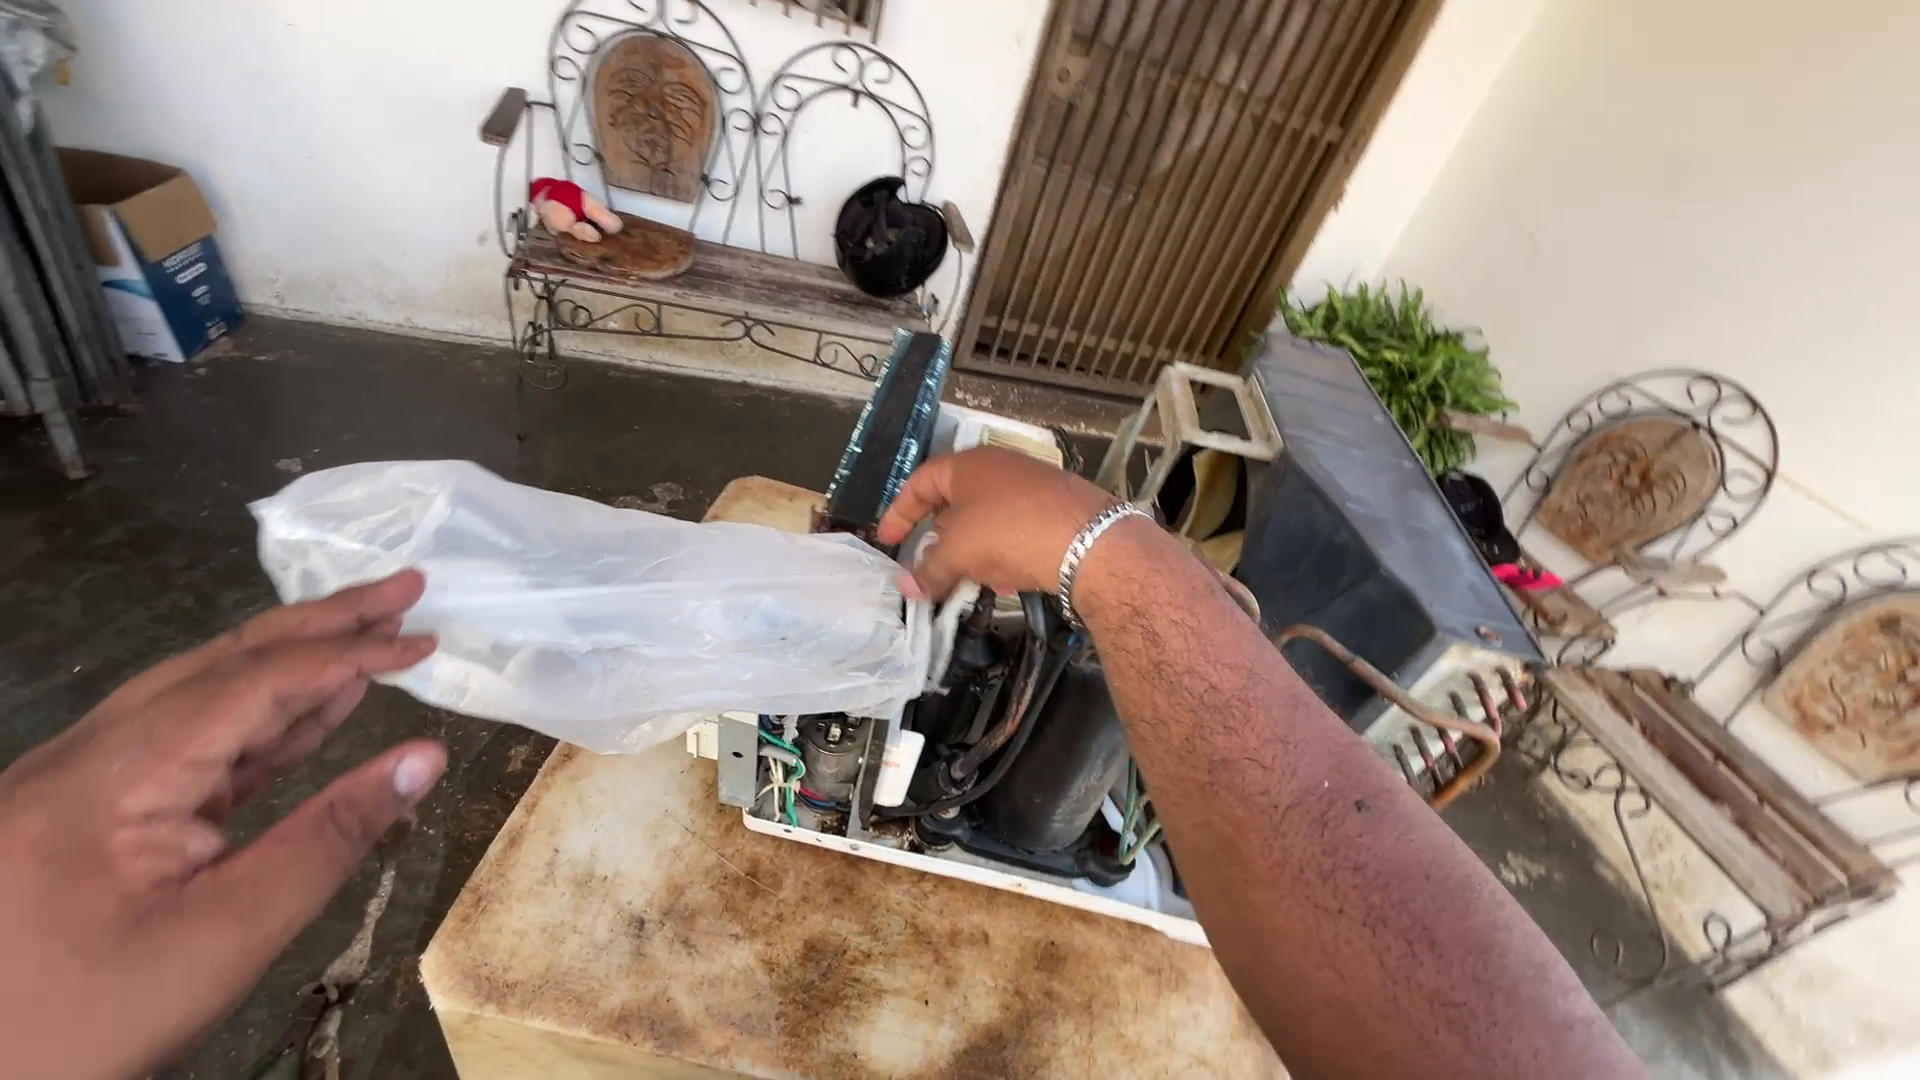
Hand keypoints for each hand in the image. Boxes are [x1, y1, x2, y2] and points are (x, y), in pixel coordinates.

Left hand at [0, 571, 444, 1079]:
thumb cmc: (87, 1019)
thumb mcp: (228, 935)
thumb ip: (334, 836)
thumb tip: (428, 756)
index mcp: (107, 779)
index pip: (251, 685)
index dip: (347, 656)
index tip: (425, 642)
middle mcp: (87, 758)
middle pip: (221, 662)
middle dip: (321, 621)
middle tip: (405, 587)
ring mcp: (88, 781)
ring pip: (209, 690)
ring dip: (301, 657)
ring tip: (378, 627)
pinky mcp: (102, 807)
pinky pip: (202, 737)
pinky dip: (275, 710)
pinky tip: (327, 699)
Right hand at [877, 446, 1116, 598]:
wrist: (1088, 540)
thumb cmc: (1007, 531)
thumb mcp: (957, 552)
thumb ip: (928, 569)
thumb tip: (907, 587)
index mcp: (967, 465)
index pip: (920, 482)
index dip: (898, 513)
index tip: (887, 541)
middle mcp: (999, 468)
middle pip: (955, 501)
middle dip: (939, 537)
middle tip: (928, 564)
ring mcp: (1031, 487)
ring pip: (987, 520)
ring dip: (972, 550)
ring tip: (969, 577)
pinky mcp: (1056, 511)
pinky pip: (1016, 531)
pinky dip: (1003, 553)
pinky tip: (1007, 577)